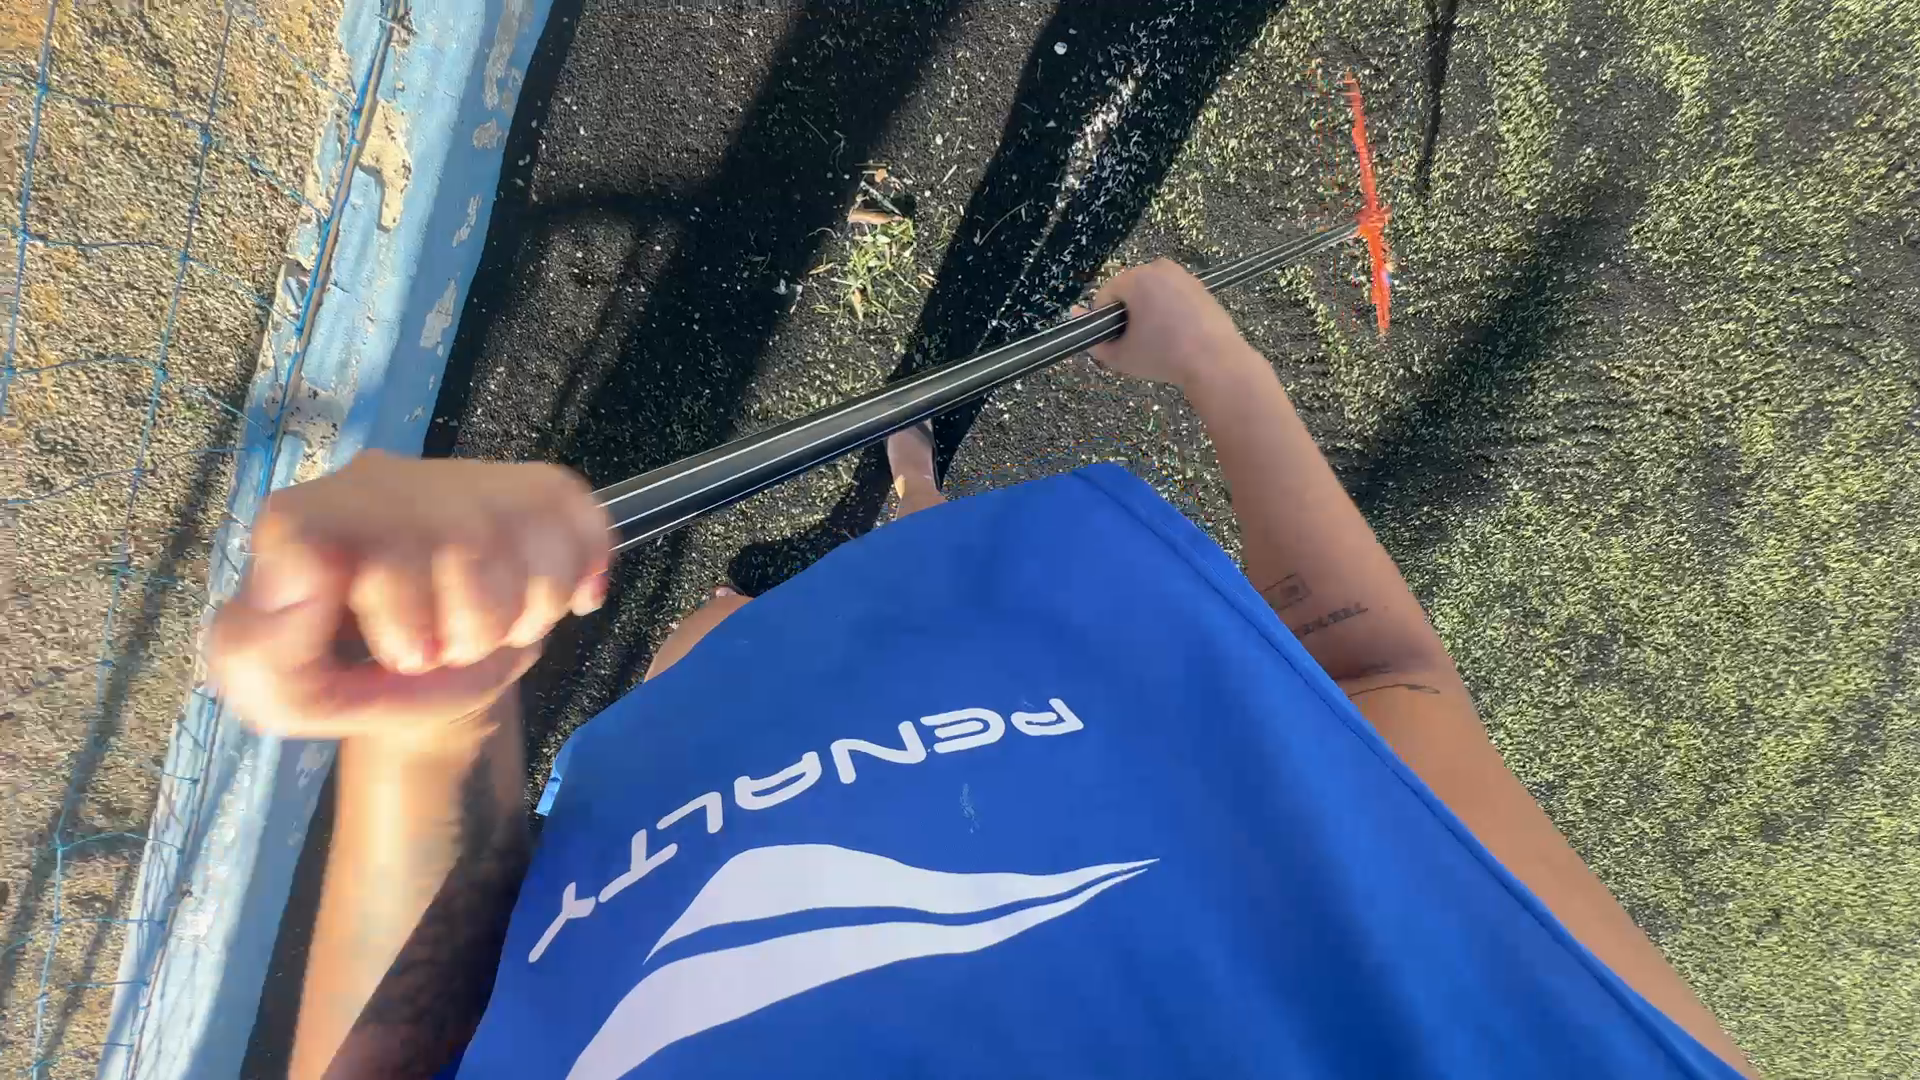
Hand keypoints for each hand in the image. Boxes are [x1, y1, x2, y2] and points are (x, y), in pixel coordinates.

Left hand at [206, 450, 609, 748]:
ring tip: (502, 630)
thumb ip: (263, 652)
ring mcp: (470, 480)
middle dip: (477, 628)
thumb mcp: (287, 691)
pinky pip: (584, 524)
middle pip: (463, 544)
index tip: (414, 654)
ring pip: (532, 540)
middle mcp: (386, 483)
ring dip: (531, 614)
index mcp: (307, 522)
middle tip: (457, 653)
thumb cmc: (359, 673)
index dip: (394, 601)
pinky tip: (567, 601)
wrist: (439, 662)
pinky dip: (585, 577)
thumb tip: (305, 571)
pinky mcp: (540, 488)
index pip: (330, 528)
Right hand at [1086, 258, 1261, 390]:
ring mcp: (1181, 274)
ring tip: (1157, 340)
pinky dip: (1167, 310)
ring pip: (1149, 293)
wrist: (1214, 361)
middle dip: (1127, 314)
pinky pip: (1170, 295)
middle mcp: (1158, 267)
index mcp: (1136, 279)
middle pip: (1127, 291)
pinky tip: (1175, 333)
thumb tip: (1073, 314)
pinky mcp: (1198, 284)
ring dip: (1146, 312)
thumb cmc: (1163, 357)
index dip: (1105, 322)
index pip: (1105, 296)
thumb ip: (1091, 337)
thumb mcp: (1118, 356)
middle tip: (1138, 344)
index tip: (1119, 342)